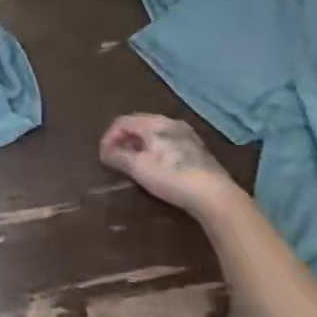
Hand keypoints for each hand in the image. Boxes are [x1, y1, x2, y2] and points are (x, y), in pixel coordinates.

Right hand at [98, 114, 242, 216]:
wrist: (214, 194)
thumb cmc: (171, 177)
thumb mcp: (138, 167)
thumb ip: (118, 156)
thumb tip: (105, 152)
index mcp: (155, 123)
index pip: (123, 121)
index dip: (108, 137)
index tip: (102, 156)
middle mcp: (171, 123)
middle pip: (139, 124)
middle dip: (123, 139)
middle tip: (114, 157)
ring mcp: (186, 135)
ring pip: (153, 133)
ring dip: (138, 145)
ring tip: (131, 162)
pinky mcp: (195, 148)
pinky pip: (166, 141)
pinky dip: (153, 149)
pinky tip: (153, 166)